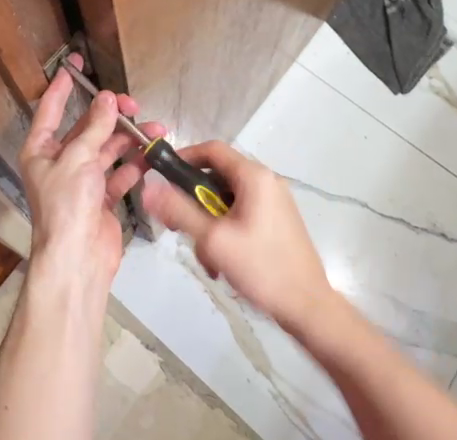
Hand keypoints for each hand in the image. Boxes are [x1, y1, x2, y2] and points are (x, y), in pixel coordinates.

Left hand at [19, 54, 167, 294]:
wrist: (77, 260)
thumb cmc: (67, 205)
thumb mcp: (78, 159)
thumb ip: (96, 128)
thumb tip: (108, 98)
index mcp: (40, 151)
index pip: (50, 110)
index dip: (62, 87)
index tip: (75, 65)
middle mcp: (59, 162)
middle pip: (87, 129)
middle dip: (111, 116)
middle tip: (133, 106)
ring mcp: (81, 181)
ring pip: (107, 149)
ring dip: (130, 139)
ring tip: (156, 131)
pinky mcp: (101, 199)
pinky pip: (119, 173)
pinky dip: (135, 164)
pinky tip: (152, 156)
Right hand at [141, 141, 335, 329]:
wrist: (307, 306)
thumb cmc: (261, 267)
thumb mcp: (213, 240)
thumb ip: (179, 211)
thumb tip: (148, 188)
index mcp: (254, 176)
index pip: (212, 150)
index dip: (183, 158)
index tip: (162, 178)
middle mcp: (267, 181)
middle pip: (218, 177)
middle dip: (194, 203)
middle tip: (178, 229)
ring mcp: (275, 201)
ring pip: (228, 200)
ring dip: (209, 224)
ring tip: (207, 258)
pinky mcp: (278, 221)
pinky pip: (242, 214)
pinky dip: (226, 231)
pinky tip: (223, 262)